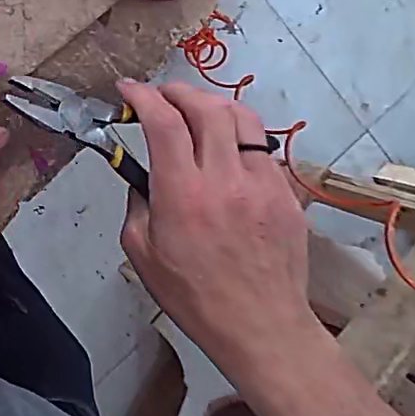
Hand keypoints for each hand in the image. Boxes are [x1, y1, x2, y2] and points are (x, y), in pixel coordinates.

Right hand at [118, 81, 321, 376]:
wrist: (262, 326)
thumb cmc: (197, 297)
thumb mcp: (142, 253)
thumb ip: (136, 203)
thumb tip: (141, 173)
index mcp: (183, 195)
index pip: (163, 122)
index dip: (143, 95)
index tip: (129, 89)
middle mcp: (224, 179)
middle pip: (204, 106)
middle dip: (177, 91)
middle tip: (162, 96)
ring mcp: (261, 182)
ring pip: (240, 115)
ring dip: (211, 104)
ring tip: (196, 111)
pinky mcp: (284, 191)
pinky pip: (260, 145)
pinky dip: (238, 135)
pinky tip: (227, 149)